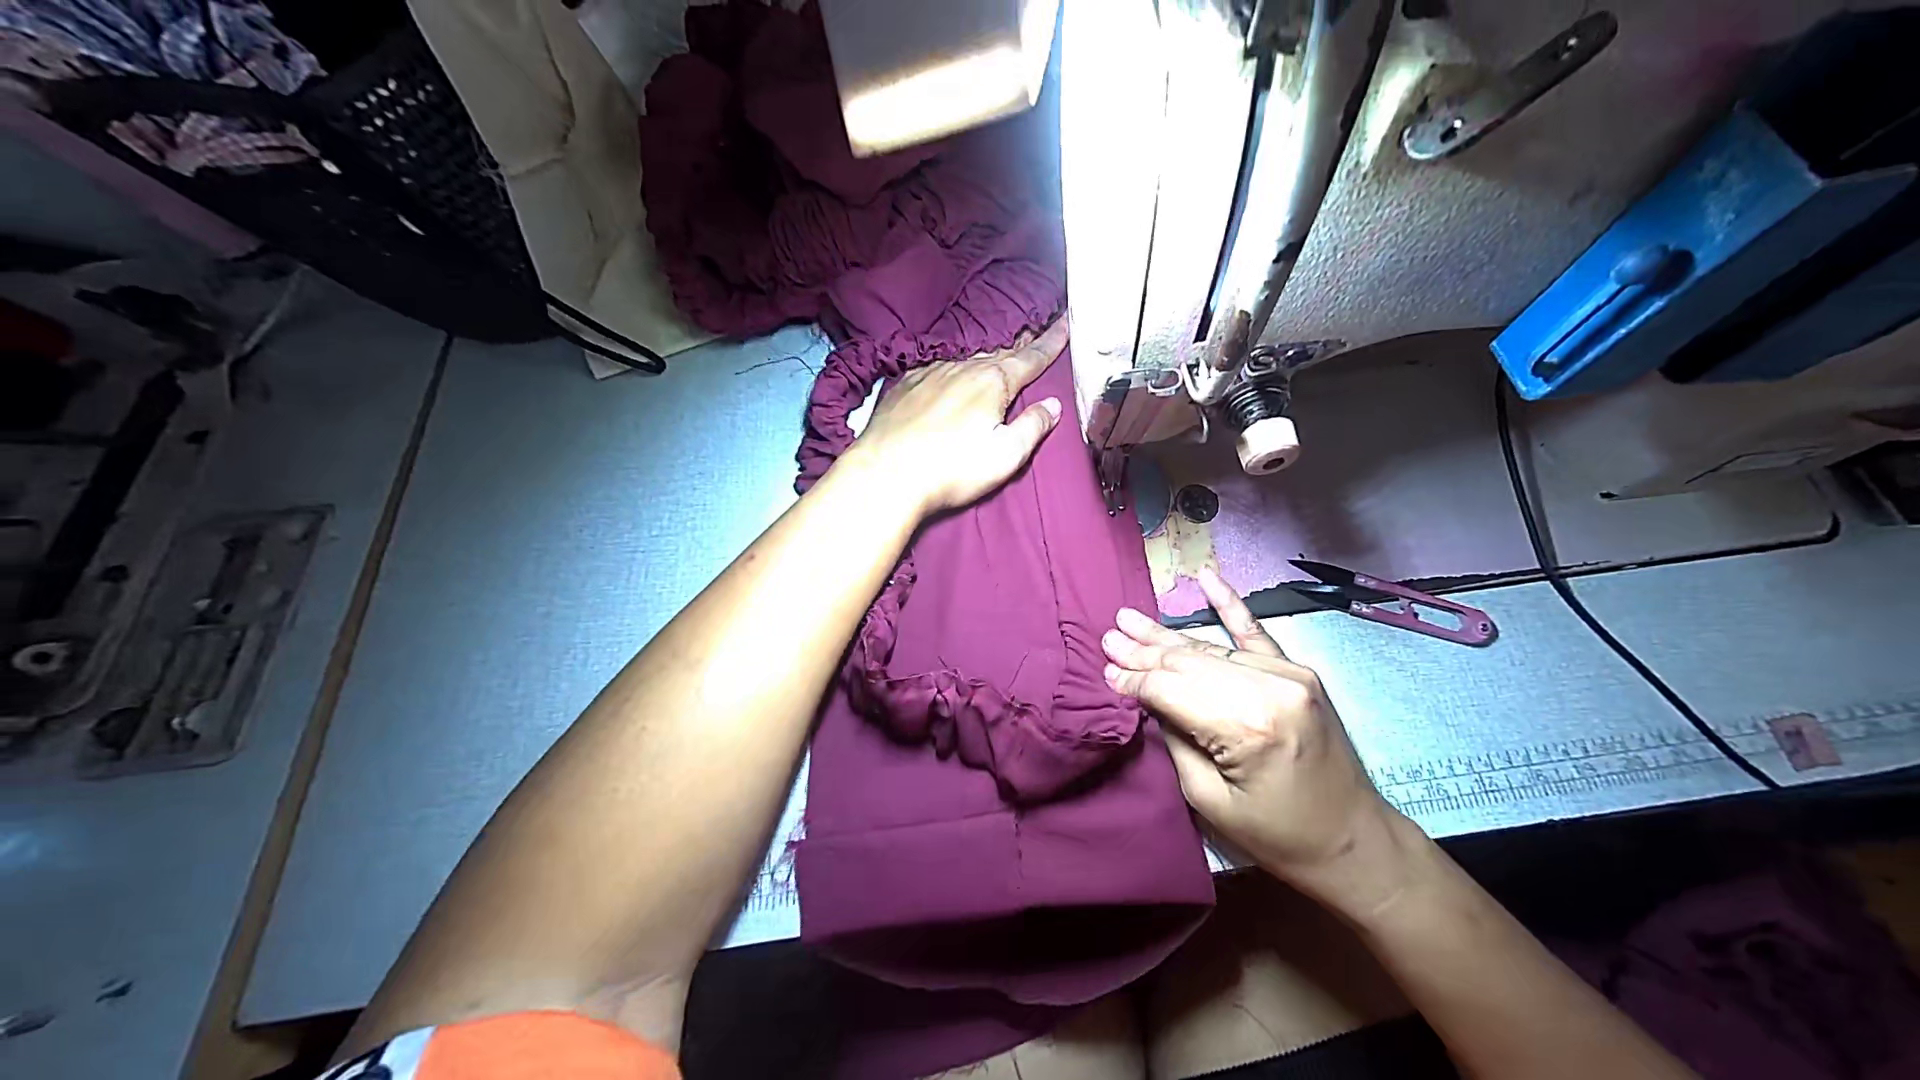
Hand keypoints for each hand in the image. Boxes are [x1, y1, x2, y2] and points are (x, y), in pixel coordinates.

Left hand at [835, 317, 1067, 517]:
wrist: (885, 474)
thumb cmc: (949, 469)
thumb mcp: (1005, 455)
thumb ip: (1032, 426)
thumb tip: (1052, 406)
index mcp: (992, 382)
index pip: (1031, 359)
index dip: (1051, 343)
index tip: (1064, 324)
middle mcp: (961, 369)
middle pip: (998, 355)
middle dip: (1019, 346)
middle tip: (1034, 334)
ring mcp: (928, 375)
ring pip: (965, 360)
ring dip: (984, 358)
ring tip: (995, 357)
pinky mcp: (903, 387)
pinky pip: (935, 370)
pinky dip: (950, 370)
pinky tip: (949, 375)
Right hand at [1101, 567, 1415, 914]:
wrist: (1354, 840)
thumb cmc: (1277, 834)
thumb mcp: (1209, 799)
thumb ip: (1176, 740)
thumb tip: (1148, 698)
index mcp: (1245, 727)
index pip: (1170, 689)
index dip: (1134, 679)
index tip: (1105, 671)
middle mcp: (1267, 688)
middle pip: (1188, 662)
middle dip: (1144, 652)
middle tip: (1107, 637)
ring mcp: (1288, 674)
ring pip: (1211, 647)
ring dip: (1167, 635)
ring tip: (1128, 618)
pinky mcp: (1299, 671)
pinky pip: (1256, 631)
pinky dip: (1230, 604)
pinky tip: (1207, 578)